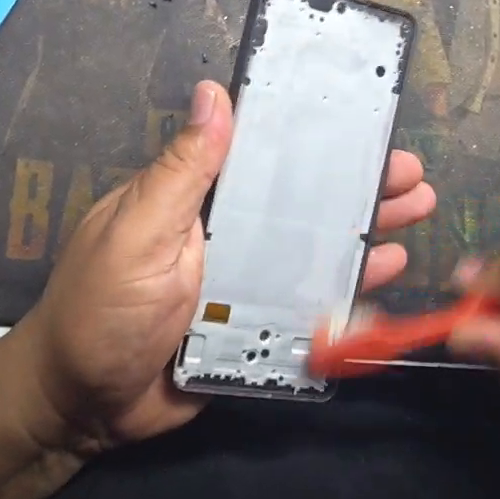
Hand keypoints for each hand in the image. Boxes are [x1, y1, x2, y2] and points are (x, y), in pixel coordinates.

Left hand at [1, 80, 436, 457]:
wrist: (84, 407)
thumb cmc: (101, 309)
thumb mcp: (139, 231)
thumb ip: (182, 169)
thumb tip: (212, 91)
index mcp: (192, 197)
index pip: (259, 155)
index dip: (309, 139)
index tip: (360, 124)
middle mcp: (222, 231)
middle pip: (298, 200)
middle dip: (352, 183)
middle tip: (409, 172)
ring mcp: (240, 280)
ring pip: (311, 246)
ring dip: (359, 226)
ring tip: (415, 209)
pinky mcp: (252, 327)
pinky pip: (307, 301)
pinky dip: (347, 287)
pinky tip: (382, 270)